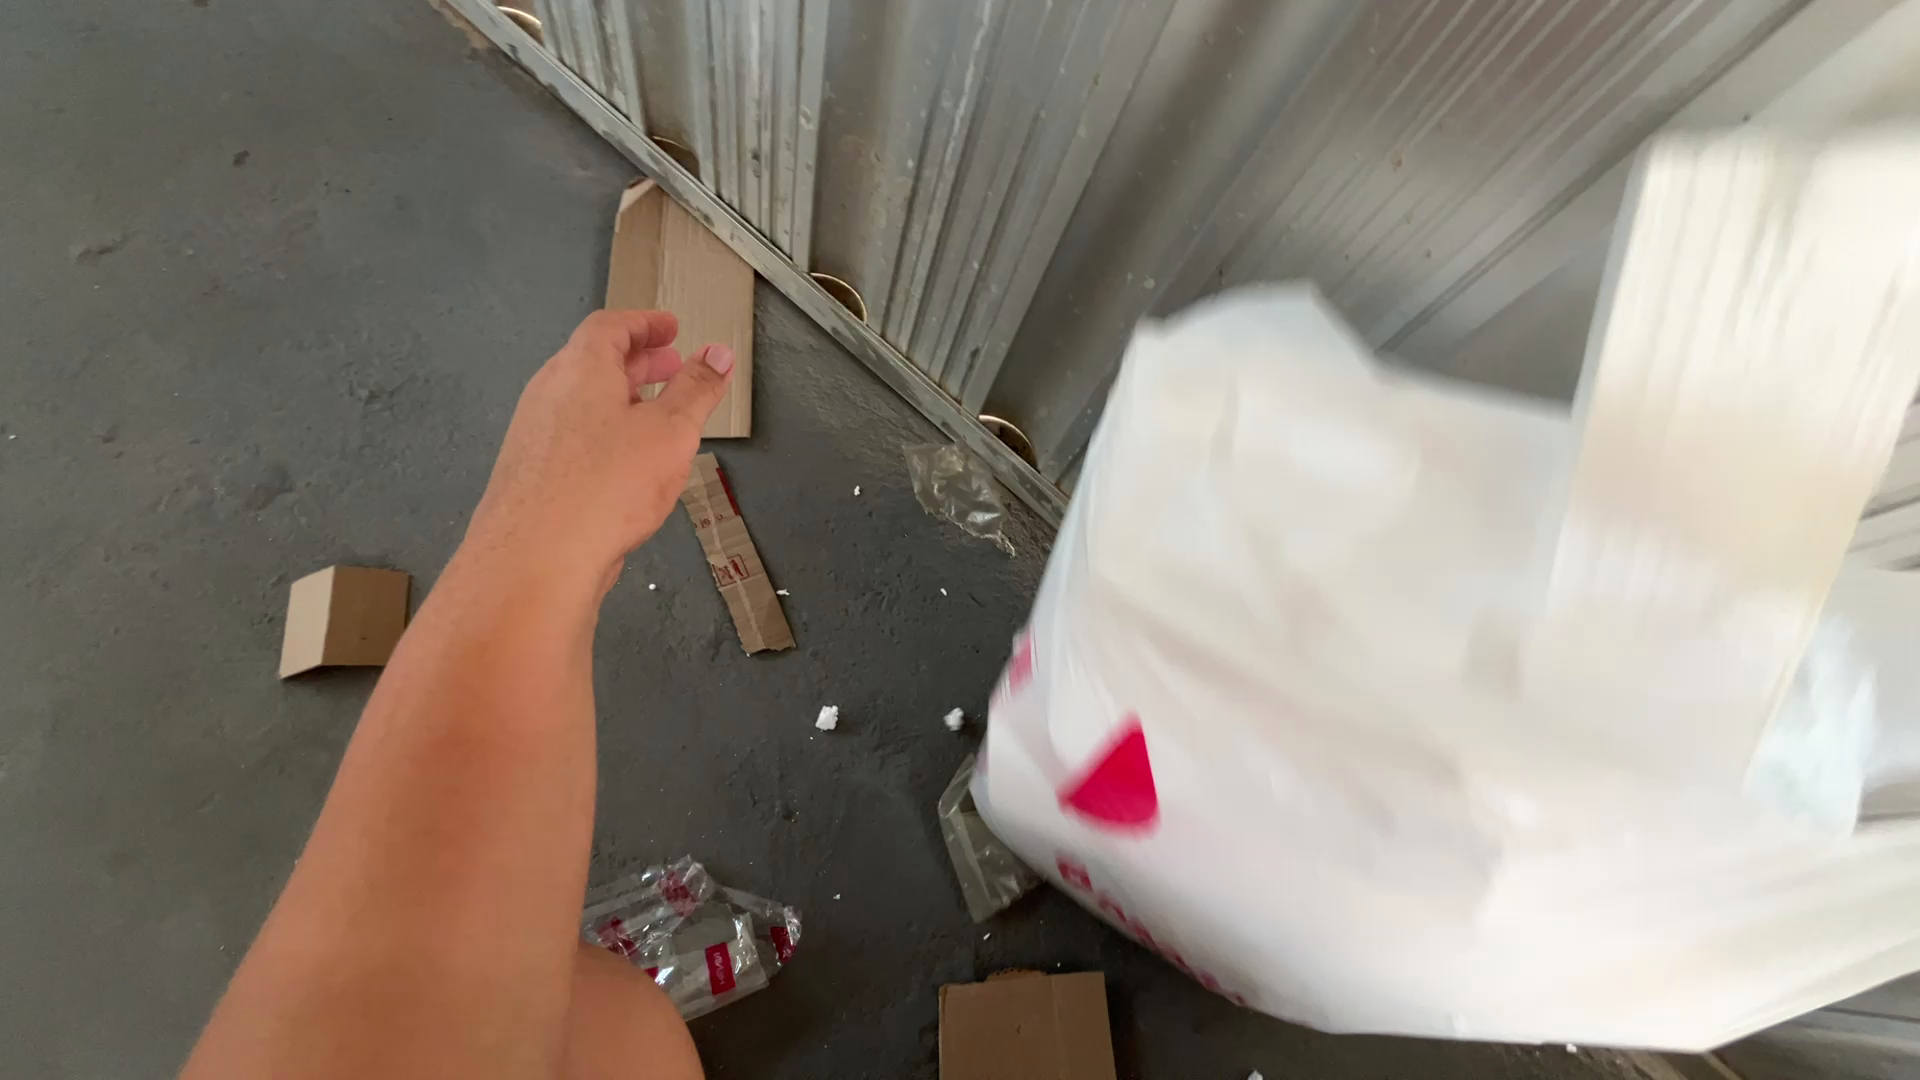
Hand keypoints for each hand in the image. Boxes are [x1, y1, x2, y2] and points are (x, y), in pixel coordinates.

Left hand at [464, 309, 733, 591]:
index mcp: (581, 368)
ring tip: (657, 414)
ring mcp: (536, 431)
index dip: (645, 324)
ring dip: (623, 396)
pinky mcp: (533, 469)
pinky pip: (575, 432)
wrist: (538, 555)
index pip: (611, 327)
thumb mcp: (671, 431)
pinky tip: (628, 460)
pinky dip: (606, 428)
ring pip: (583, 399)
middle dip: (639, 361)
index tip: (670, 327)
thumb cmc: (608, 484)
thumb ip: (697, 390)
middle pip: (594, 361)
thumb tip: (720, 354)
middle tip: (672, 365)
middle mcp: (550, 391)